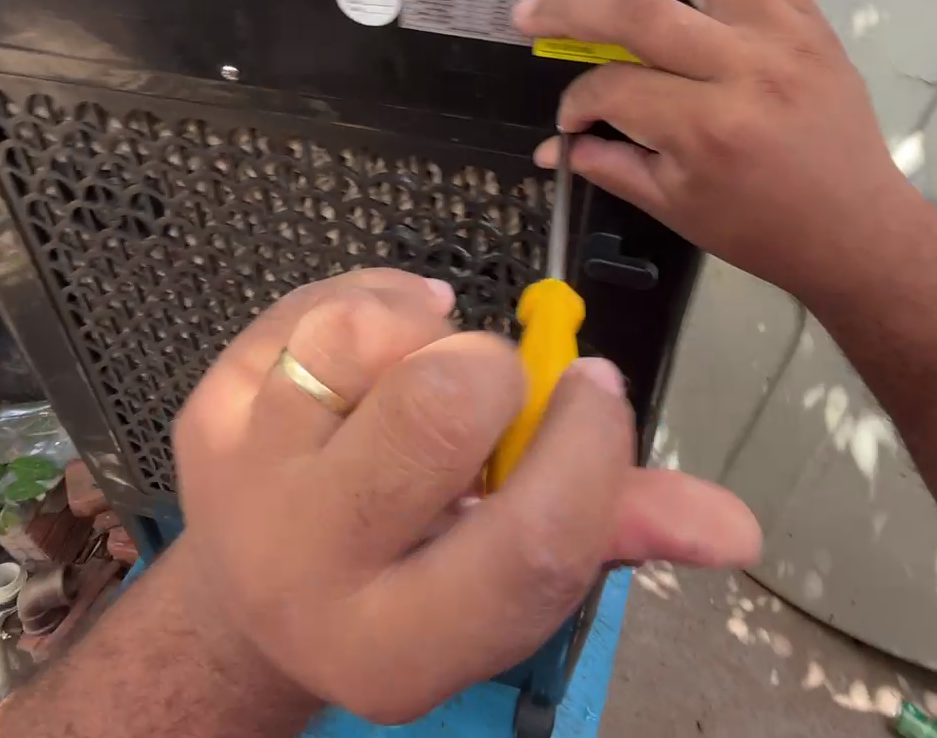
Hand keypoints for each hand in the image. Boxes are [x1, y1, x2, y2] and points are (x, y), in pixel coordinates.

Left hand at [171, 268, 759, 722]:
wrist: (258, 587)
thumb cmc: (408, 576)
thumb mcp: (501, 577)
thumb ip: (610, 534)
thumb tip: (731, 526)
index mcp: (401, 642)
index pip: (530, 542)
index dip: (588, 446)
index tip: (596, 386)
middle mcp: (307, 566)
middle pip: (437, 410)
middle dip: (492, 372)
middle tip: (492, 381)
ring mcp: (240, 475)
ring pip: (361, 335)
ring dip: (424, 325)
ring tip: (430, 352)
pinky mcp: (206, 404)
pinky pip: (314, 300)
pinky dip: (374, 295)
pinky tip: (381, 336)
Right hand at [514, 0, 926, 302]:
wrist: (854, 227)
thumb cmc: (759, 227)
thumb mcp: (674, 206)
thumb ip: (609, 165)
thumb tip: (553, 148)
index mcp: (706, 128)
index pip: (614, 90)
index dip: (576, 103)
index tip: (567, 119)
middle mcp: (744, 69)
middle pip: (643, 14)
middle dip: (574, 8)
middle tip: (531, 8)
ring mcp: (784, 36)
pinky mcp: (811, 23)